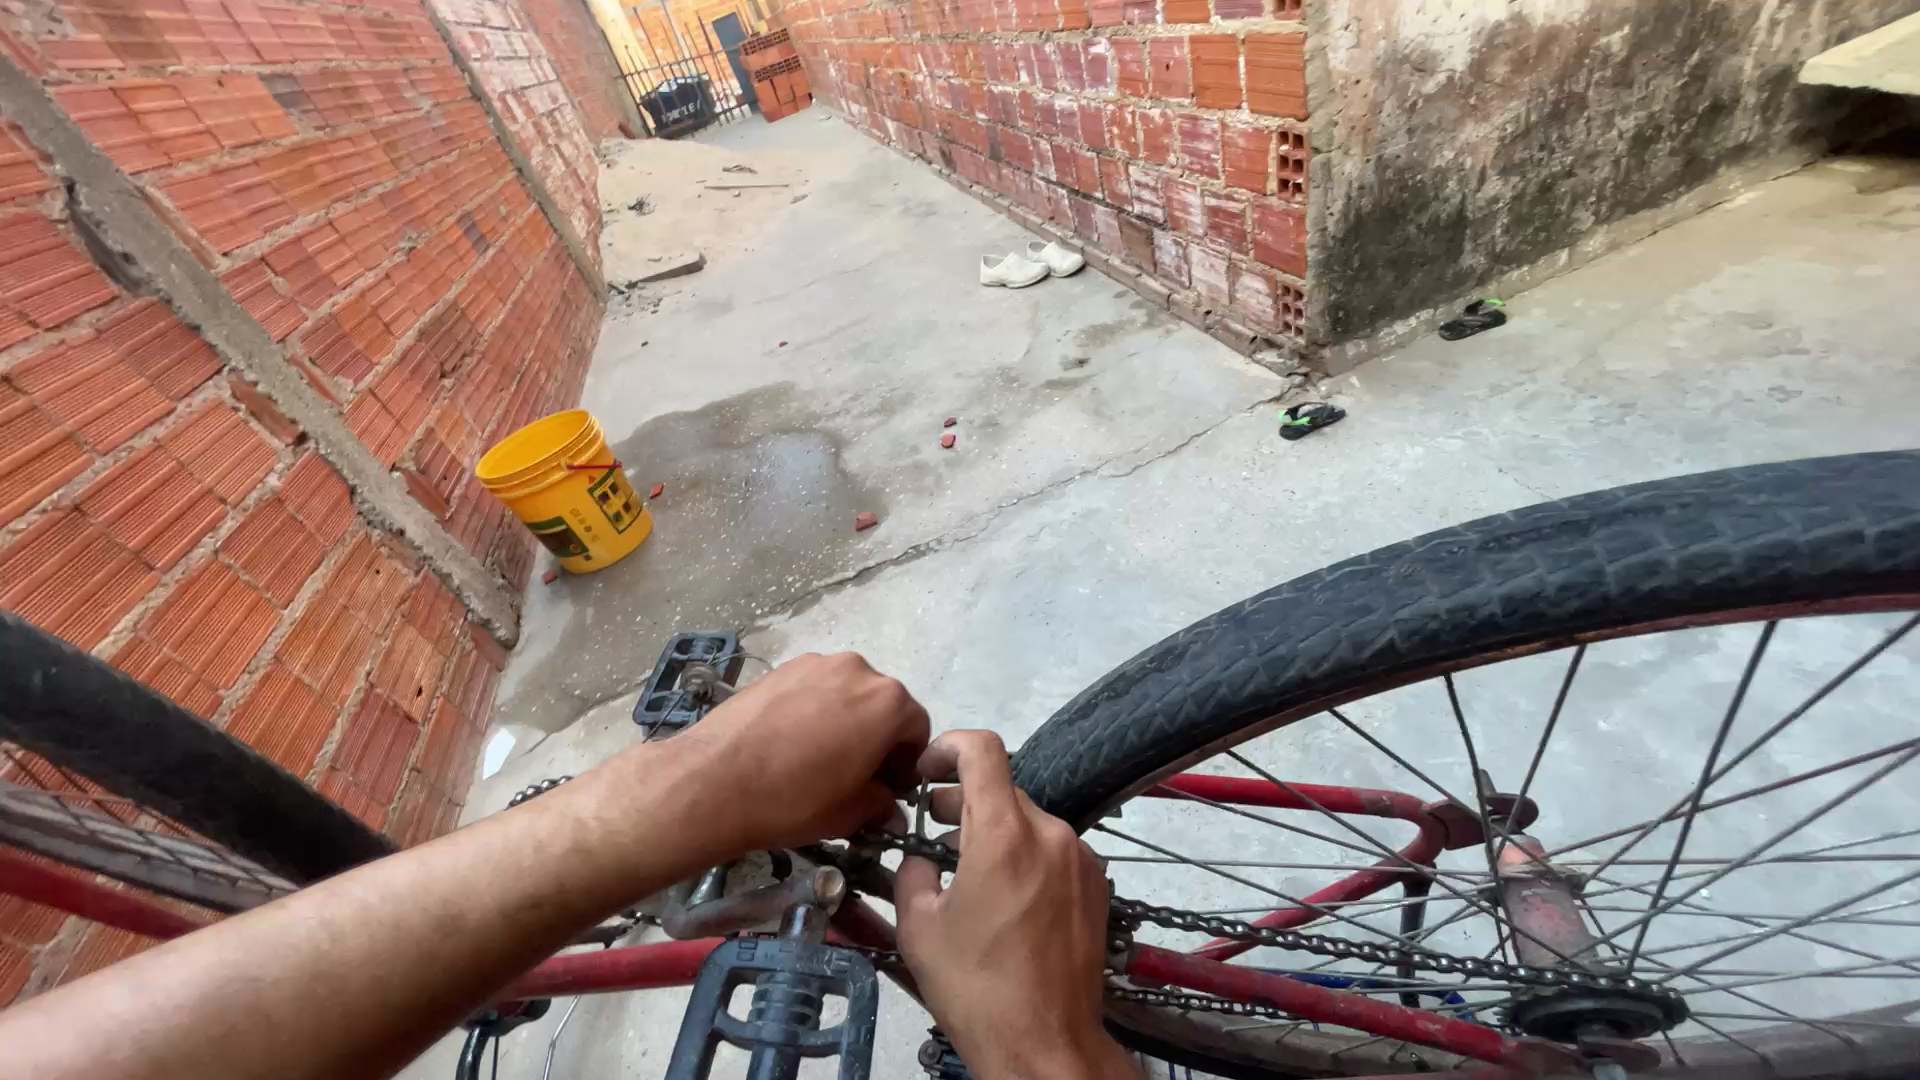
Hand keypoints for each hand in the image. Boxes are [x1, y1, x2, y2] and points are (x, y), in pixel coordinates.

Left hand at [657, 651, 928, 852]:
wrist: (713, 780)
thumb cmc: (793, 799)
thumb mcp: (849, 814)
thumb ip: (881, 804)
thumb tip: (887, 805)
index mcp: (887, 702)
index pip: (917, 727)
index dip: (908, 761)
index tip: (889, 788)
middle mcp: (859, 669)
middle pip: (883, 705)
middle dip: (879, 738)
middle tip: (858, 775)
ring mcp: (818, 662)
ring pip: (848, 693)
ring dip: (847, 720)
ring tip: (820, 756)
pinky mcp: (784, 666)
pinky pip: (815, 687)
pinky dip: (816, 709)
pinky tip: (792, 741)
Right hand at [895, 732, 1138, 1079]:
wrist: (1046, 1046)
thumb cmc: (976, 987)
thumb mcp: (919, 928)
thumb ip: (913, 873)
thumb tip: (923, 857)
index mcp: (1004, 833)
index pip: (982, 749)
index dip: (948, 745)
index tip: (926, 770)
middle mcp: (1050, 832)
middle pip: (1002, 788)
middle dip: (963, 798)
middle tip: (933, 824)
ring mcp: (1080, 856)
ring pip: (1027, 819)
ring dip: (993, 828)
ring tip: (967, 865)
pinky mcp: (1097, 882)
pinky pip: (1052, 847)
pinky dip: (1024, 852)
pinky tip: (1008, 895)